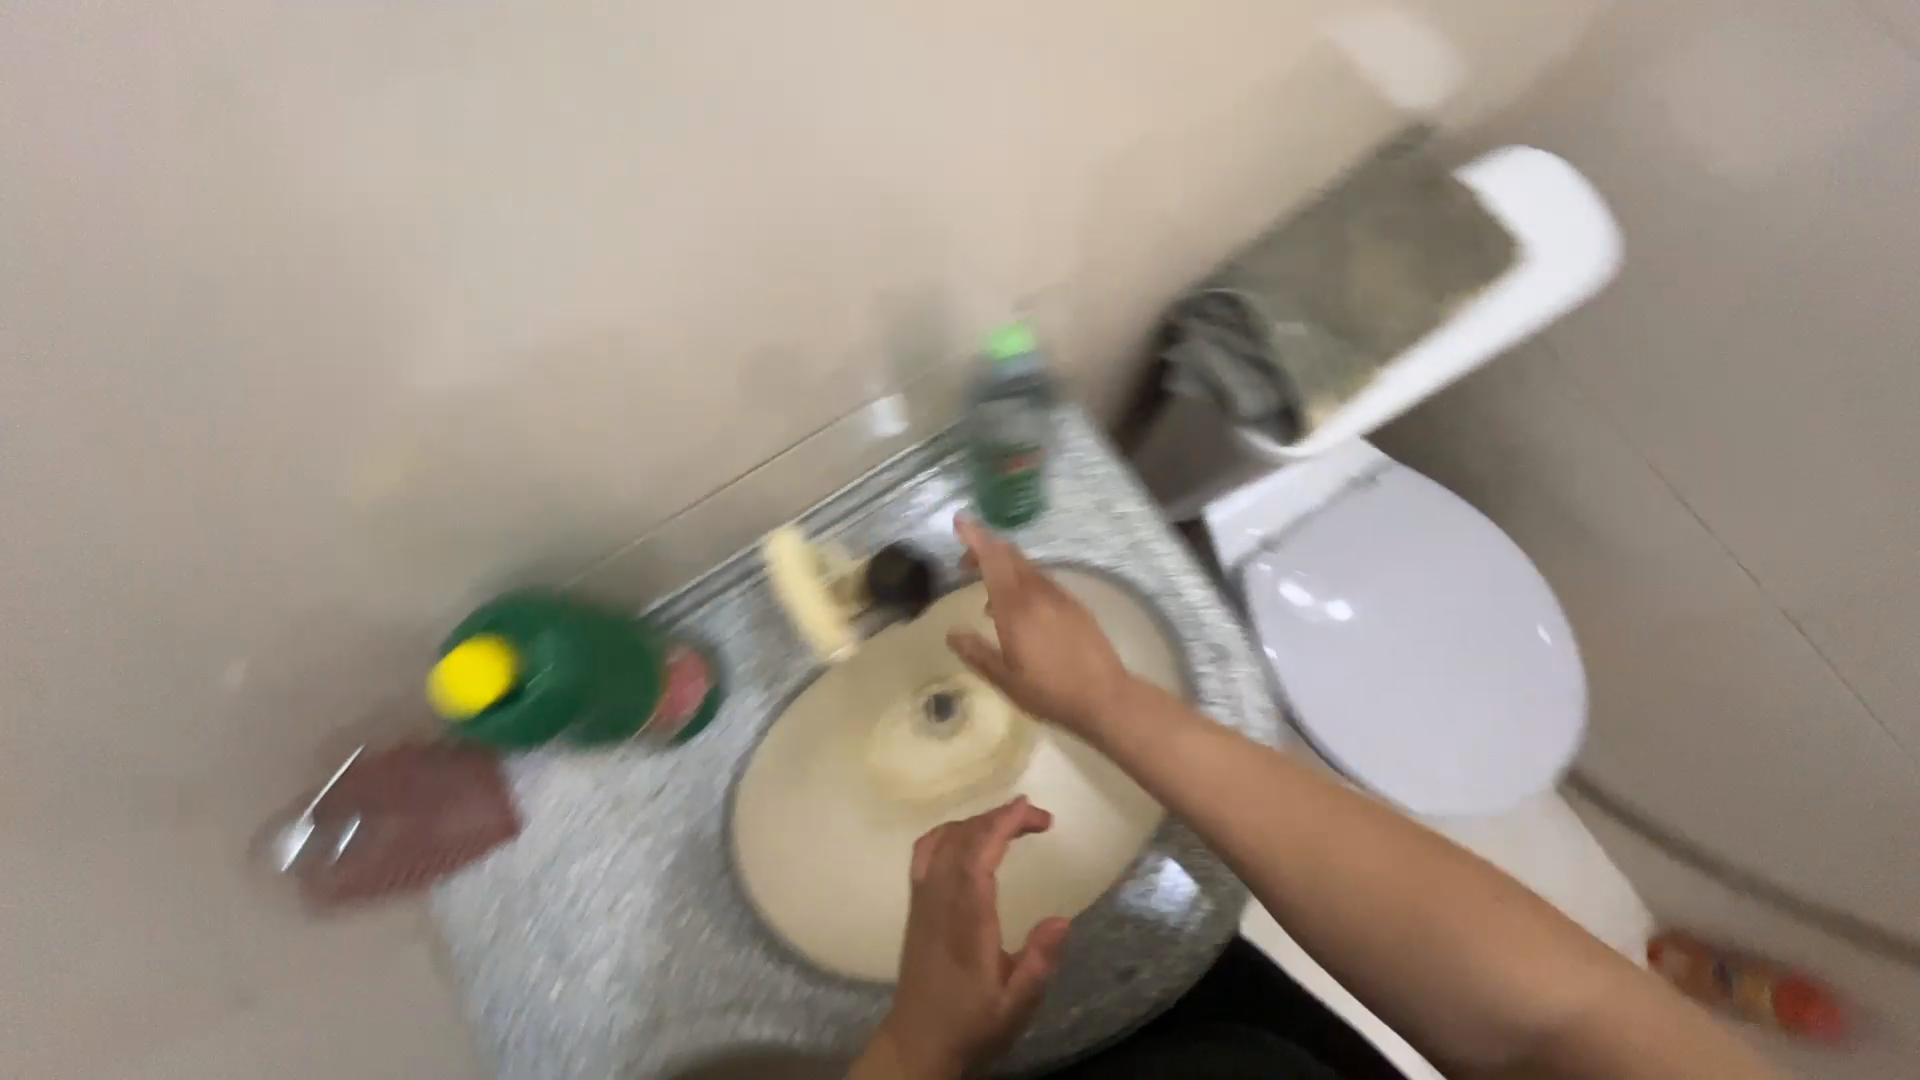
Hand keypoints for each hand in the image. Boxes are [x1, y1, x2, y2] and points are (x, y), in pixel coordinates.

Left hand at [851, 798, 1071, 1079]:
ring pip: (944, 838)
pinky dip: (951, 831)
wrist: (918, 1042)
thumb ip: (1038, 963)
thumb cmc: (971, 1023)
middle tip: (1038, 819)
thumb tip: (1063, 919)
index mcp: (965, 918)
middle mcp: (939, 897)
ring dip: (978, 821)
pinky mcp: (916, 902)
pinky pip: (927, 850)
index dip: (1003, 823)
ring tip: (1010, 823)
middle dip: (1000, 817)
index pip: (978, 853)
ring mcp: (923, 896)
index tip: (1033, 812)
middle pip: (964, 836)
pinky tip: (970, 838)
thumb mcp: (1015, 1006)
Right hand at [946, 517, 1135, 738]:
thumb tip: (952, 633)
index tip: (960, 520)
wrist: (1105, 697)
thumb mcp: (1004, 679)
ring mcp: (1060, 596)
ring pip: (1027, 567)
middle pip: (1010, 555)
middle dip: (985, 549)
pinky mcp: (1075, 605)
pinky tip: (1020, 612)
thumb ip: (976, 652)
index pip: (992, 559)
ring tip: (988, 600)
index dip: (975, 536)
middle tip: (964, 564)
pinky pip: (1043, 581)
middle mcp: (1038, 593)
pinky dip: (1024, 583)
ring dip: (1004, 569)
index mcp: (1016, 607)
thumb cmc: (1049, 691)